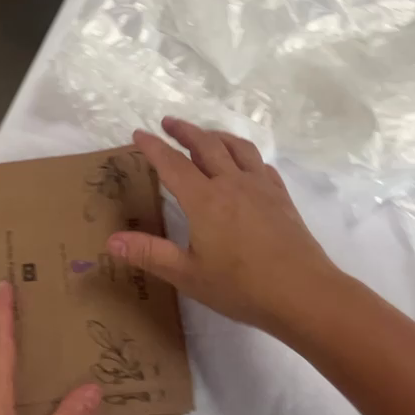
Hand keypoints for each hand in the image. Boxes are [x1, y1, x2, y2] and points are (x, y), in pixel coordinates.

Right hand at [108, 118, 344, 334]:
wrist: (304, 292)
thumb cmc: (242, 287)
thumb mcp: (188, 275)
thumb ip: (150, 254)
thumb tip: (110, 241)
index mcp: (204, 200)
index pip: (172, 164)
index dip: (153, 147)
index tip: (139, 133)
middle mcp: (231, 183)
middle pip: (205, 145)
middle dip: (184, 131)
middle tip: (169, 122)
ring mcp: (260, 187)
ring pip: (236, 147)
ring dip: (216, 135)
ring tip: (205, 134)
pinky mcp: (281, 197)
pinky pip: (260, 164)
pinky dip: (245, 155)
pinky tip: (245, 164)